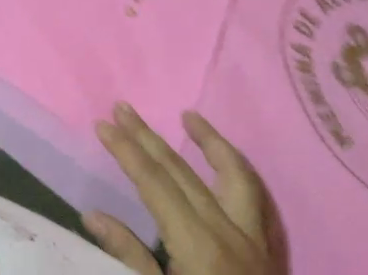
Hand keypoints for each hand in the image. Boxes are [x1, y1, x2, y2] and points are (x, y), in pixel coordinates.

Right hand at [87, 106, 282, 274]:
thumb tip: (94, 215)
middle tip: (124, 108)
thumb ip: (131, 257)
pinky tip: (229, 168)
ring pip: (237, 179)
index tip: (103, 124)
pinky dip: (241, 177)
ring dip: (211, 145)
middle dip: (150, 138)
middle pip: (185, 173)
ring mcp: (258, 245)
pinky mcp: (272, 259)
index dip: (126, 151)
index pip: (155, 183)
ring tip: (190, 118)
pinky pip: (259, 203)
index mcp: (199, 247)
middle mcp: (231, 235)